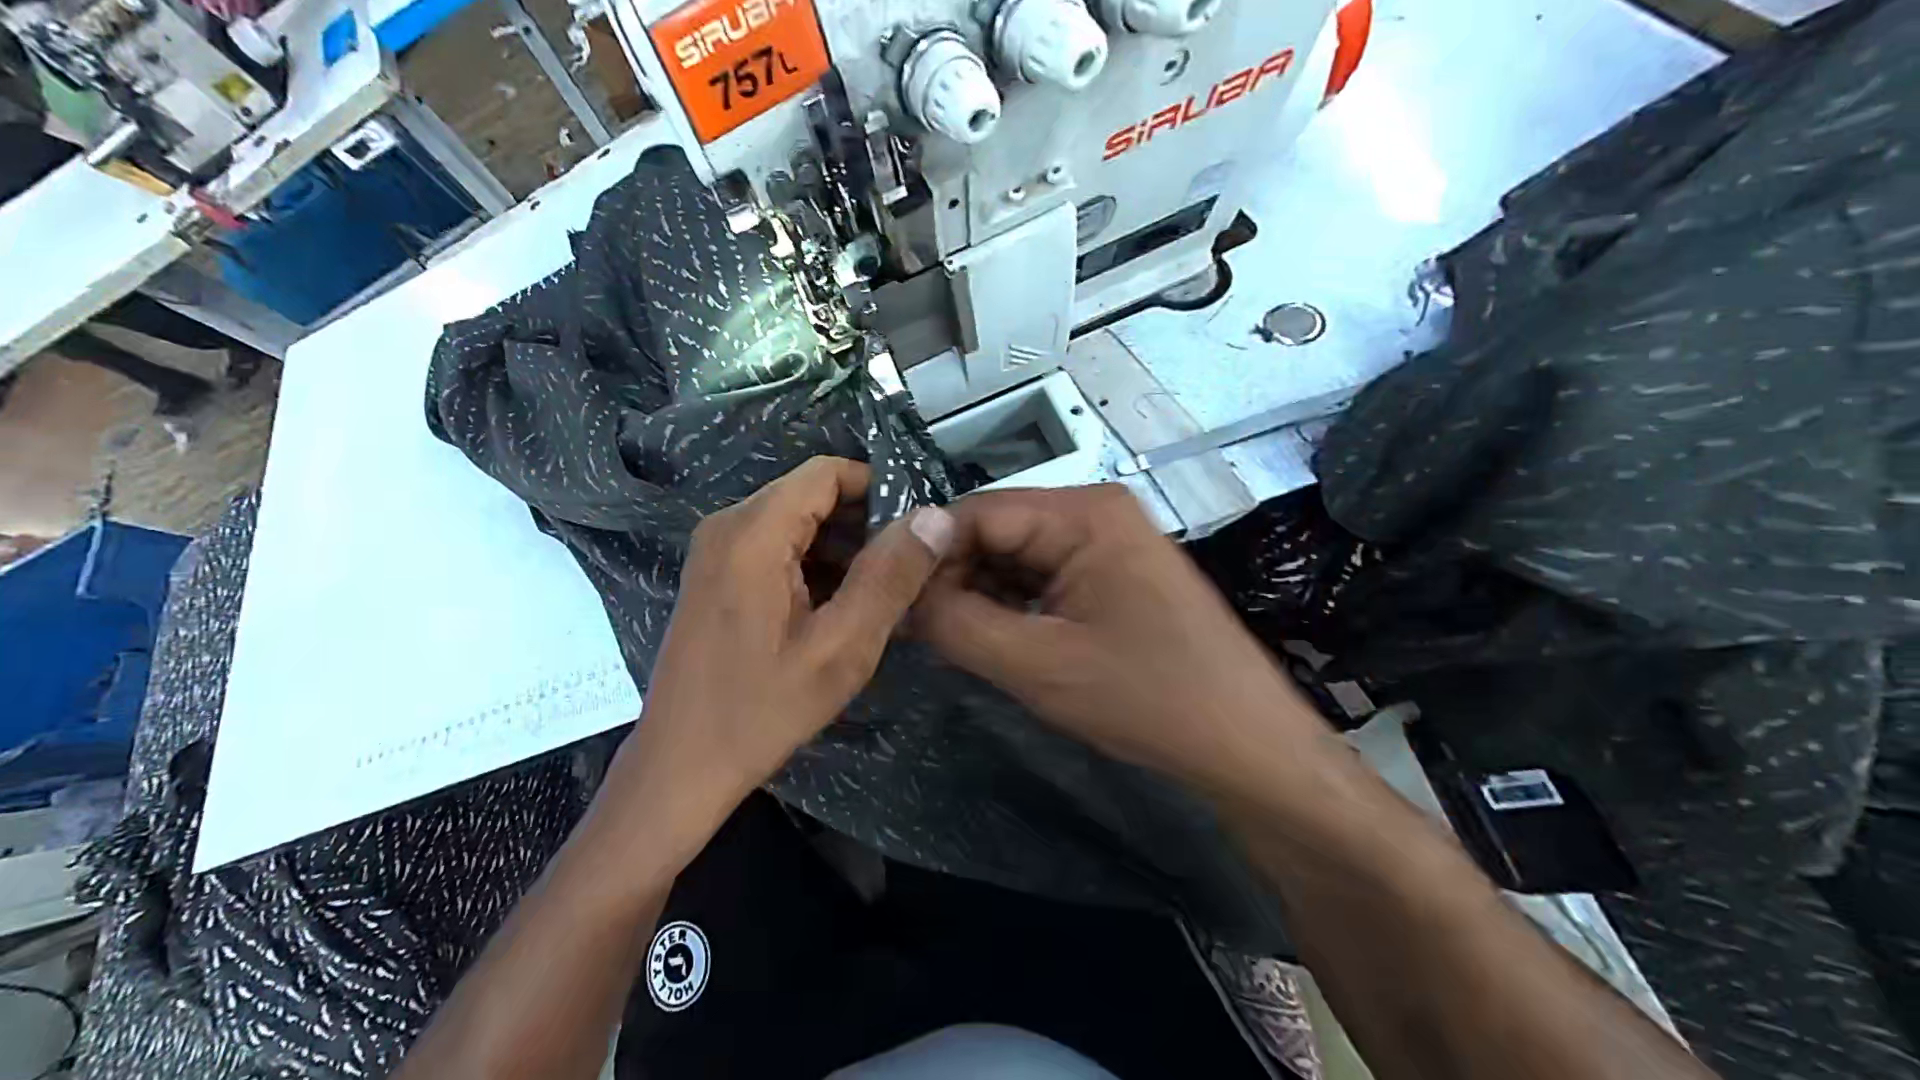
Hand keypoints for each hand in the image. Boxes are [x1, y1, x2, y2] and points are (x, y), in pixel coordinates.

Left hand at [603, 457, 953, 857]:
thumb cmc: (761, 710)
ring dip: (844, 549)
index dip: (880, 489)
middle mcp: (728, 527)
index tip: (919, 531)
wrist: (681, 767)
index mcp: (752, 532)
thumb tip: (936, 517)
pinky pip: (777, 550)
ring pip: (797, 524)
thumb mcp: (841, 647)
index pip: (827, 473)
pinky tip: (845, 607)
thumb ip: (890, 576)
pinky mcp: (716, 578)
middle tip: (911, 568)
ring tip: (886, 592)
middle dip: (866, 523)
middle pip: (812, 496)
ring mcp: (716, 552)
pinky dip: (816, 567)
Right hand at [913, 485, 1332, 800]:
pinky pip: (1046, 578)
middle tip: (914, 628)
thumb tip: (901, 594)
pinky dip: (1013, 606)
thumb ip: (957, 622)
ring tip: (948, 639)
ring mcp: (1109, 543)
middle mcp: (1095, 512)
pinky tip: (994, 639)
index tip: (890, 599)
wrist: (1246, 744)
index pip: (976, 512)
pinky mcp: (1114, 576)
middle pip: (997, 532)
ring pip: (1018, 558)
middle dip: (954, 578)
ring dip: (982, 595)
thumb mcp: (1036, 664)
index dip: (927, 554)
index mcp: (1083, 512)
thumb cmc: (1147, 698)